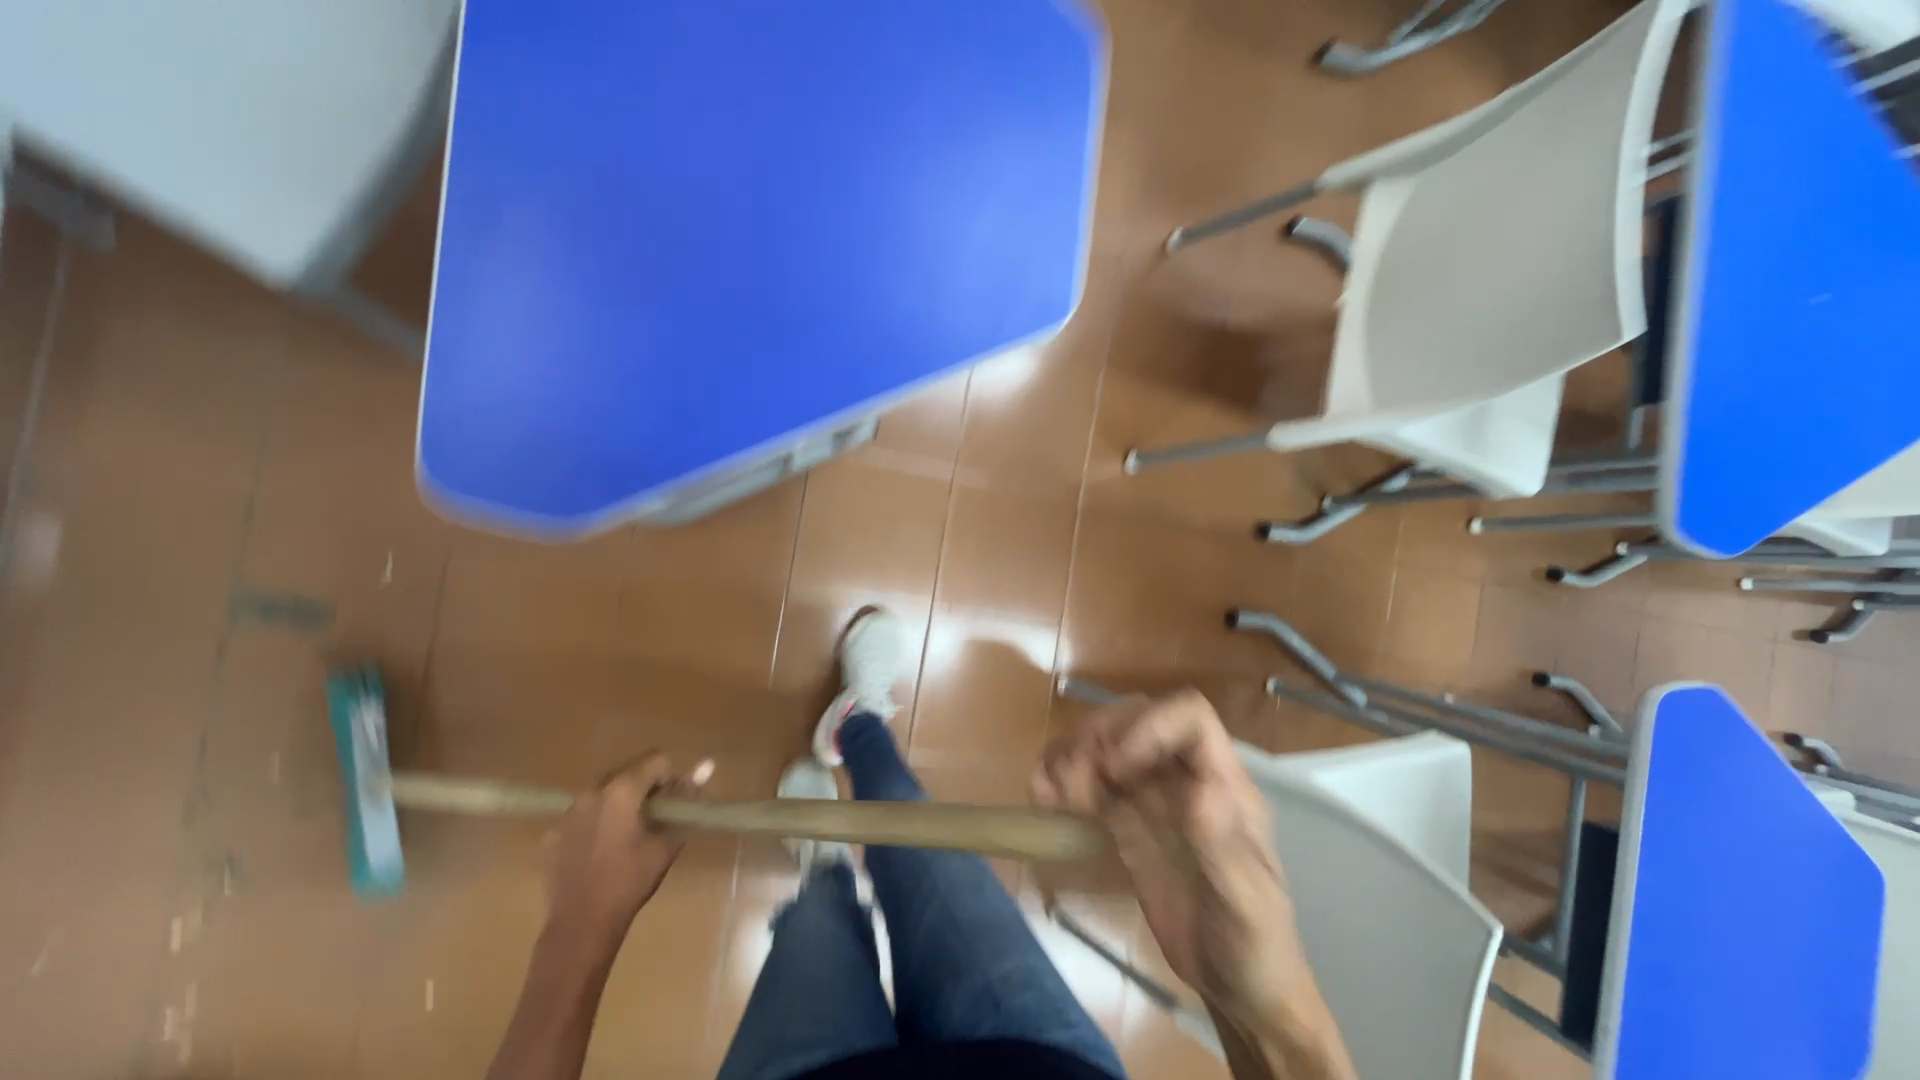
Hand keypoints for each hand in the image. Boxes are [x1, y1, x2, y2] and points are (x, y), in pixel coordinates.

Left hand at [546, 754, 712, 944]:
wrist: (582, 923)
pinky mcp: (553, 832)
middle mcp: (591, 791)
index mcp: (621, 789)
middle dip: (645, 789)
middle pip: (628, 773)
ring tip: (629, 837)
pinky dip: (598, 823)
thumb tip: (706, 765)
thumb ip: (686, 800)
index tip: (673, 806)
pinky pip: (583, 815)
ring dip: (621, 804)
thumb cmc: (631, 880)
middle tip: (655, 821)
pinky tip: (602, 852)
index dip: (671, 779)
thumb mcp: (667, 842)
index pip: (656, 761)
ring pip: (604, 793)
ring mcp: (568, 811)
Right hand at [1032, 691, 1309, 1022]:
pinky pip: (1091, 786)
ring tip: (1048, 785)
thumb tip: (1198, 789)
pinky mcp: (1127, 825)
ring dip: (1074, 753)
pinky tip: (1044, 797)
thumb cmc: (1254, 945)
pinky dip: (1062, 782)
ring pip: (1110, 747)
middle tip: (1073, 774)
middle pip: (1140, 719)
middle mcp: (1186, 779)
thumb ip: (1222, 848)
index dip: (1149, 725)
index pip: (1190, 719)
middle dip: (1101, 734)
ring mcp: (1154, 800)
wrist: (1238, 987)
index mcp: (1225, 785)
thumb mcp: (1246, 904)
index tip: (1115, 764)